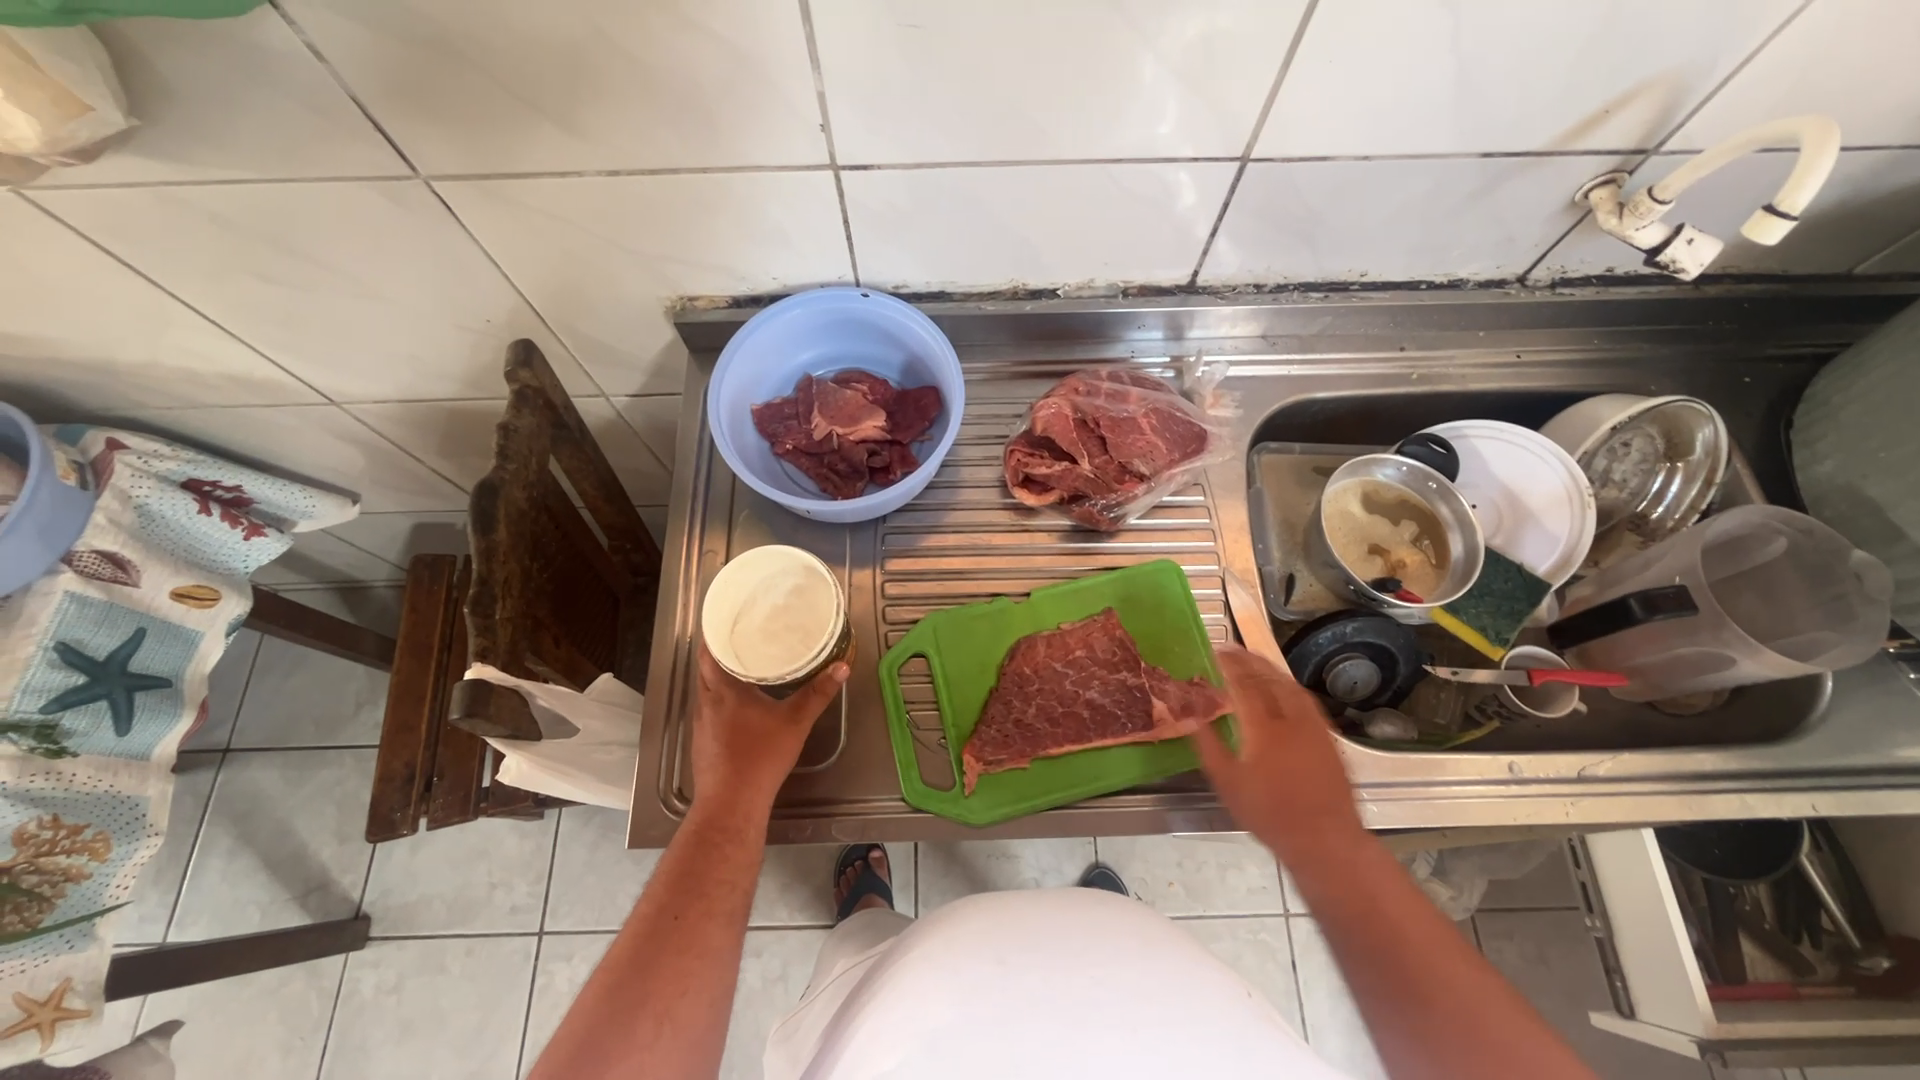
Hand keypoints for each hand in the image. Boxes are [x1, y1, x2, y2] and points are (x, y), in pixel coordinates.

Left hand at [692, 645, 847, 815]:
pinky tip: (739, 706)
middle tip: (743, 639)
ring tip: (743, 665)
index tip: (730, 620)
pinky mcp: (702, 743)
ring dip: (720, 677)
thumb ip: (818, 692)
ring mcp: (700, 724)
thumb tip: (842, 666)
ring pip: (706, 690)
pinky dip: (720, 700)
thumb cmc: (760, 756)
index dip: (716, 634)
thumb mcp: (795, 722)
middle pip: (705, 669)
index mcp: (724, 689)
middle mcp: (706, 702)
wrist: (731, 803)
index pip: (709, 651)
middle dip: (720, 653)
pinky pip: (709, 710)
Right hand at [1193, 644, 1364, 859]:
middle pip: (1269, 678)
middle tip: (1232, 650)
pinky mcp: (1328, 737)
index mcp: (1263, 727)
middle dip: (1249, 660)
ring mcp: (1314, 726)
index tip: (1215, 652)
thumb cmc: (1269, 814)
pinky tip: (1284, 688)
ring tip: (1255, 661)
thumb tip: (1192, 717)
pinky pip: (1307, 700)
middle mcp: (1291, 719)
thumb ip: (1209, 747)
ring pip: (1291, 686)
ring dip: (1271, 669)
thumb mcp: (1228, 784)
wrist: (1324, 838)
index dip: (1229, 664)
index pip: (1244, 684)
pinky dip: (1290, 685)